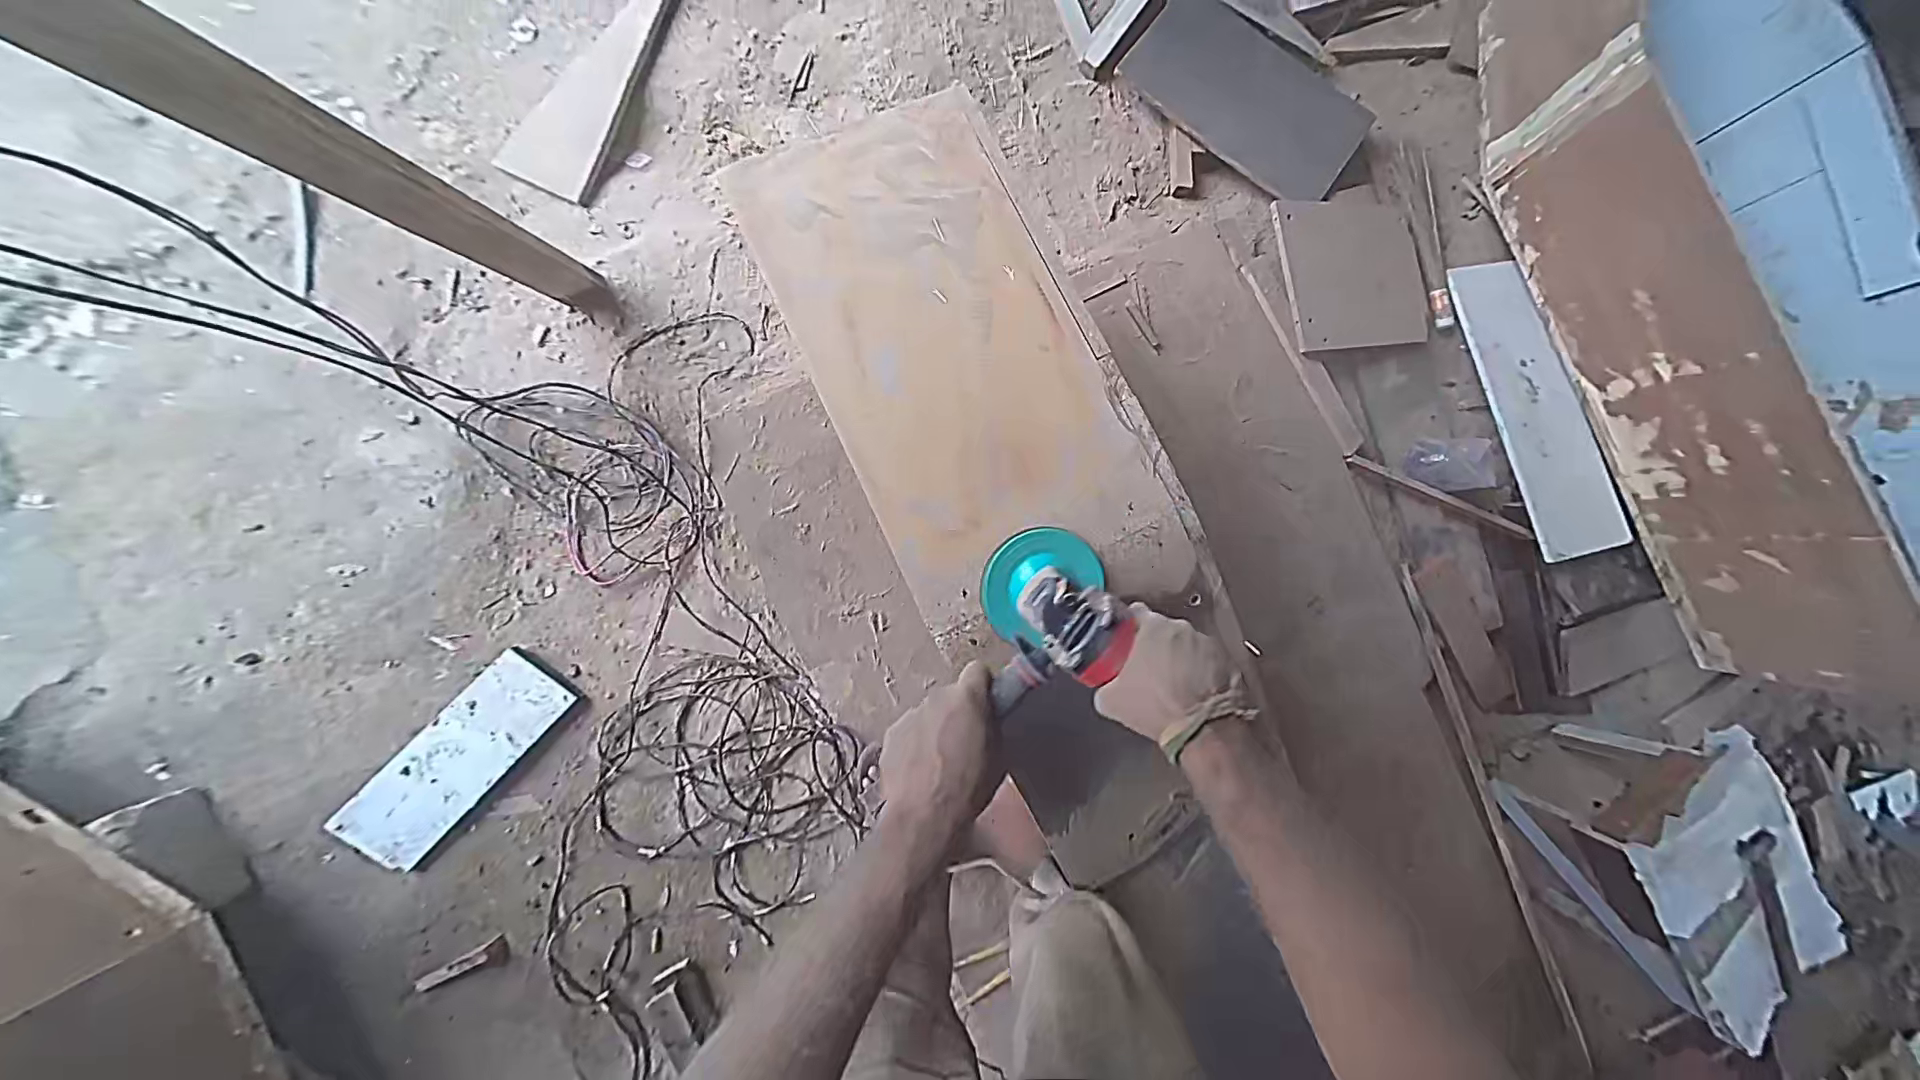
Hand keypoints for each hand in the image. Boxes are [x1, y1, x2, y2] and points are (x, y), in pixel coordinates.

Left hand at [877, 661, 1001, 841]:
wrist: (924, 816)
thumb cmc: (967, 789)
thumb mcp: (999, 756)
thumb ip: (992, 726)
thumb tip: (989, 717)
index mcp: (967, 698)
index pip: (978, 670)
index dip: (984, 685)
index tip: (987, 702)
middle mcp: (935, 698)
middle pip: (951, 696)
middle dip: (958, 713)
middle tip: (966, 742)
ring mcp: (910, 715)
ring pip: (928, 714)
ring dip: (935, 729)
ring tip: (941, 763)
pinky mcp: (891, 735)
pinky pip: (909, 732)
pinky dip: (915, 745)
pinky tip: (921, 771)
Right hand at [1093, 603, 1251, 741]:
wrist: (1202, 731)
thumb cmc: (1155, 708)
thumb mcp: (1111, 701)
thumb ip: (1104, 684)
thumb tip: (1105, 687)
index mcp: (1152, 628)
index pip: (1136, 613)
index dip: (1128, 627)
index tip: (1125, 642)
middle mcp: (1182, 628)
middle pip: (1163, 629)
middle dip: (1156, 645)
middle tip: (1147, 668)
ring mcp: (1208, 643)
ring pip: (1187, 644)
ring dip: (1180, 657)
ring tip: (1174, 683)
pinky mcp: (1229, 661)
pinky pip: (1208, 661)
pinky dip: (1201, 671)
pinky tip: (1194, 692)